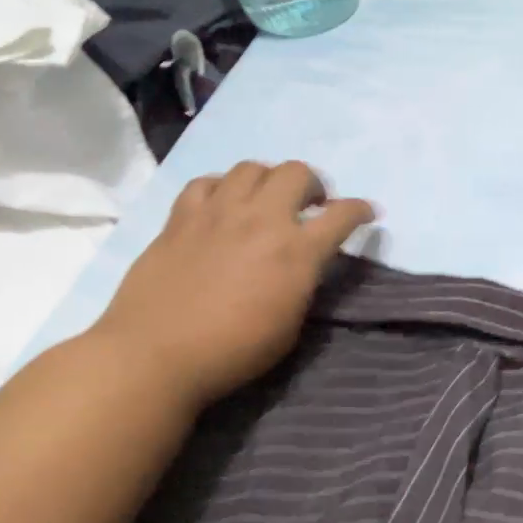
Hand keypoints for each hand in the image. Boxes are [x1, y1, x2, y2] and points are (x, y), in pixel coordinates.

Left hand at [88, 161, 374, 406]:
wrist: (156, 354)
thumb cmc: (235, 351)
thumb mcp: (291, 323)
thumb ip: (302, 283)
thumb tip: (302, 266)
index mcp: (297, 251)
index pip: (342, 214)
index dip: (361, 210)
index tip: (366, 213)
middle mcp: (261, 220)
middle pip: (296, 172)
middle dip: (313, 185)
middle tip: (311, 206)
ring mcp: (217, 213)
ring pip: (251, 167)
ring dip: (268, 180)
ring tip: (266, 201)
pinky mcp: (180, 218)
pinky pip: (206, 182)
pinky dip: (222, 188)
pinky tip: (222, 206)